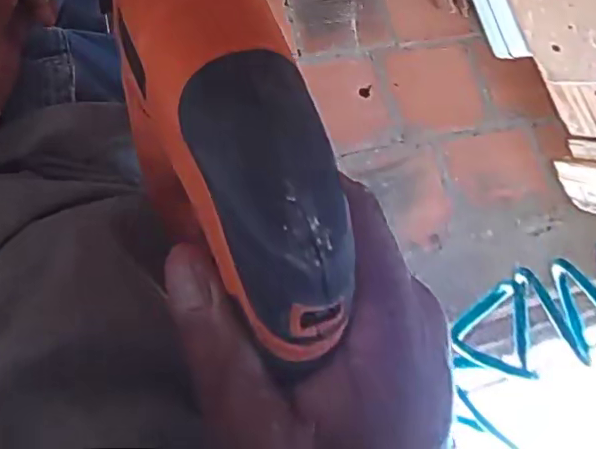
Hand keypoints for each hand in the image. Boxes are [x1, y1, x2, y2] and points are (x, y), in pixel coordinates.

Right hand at [164, 178, 452, 448]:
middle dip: (283, 217)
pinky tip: (274, 296)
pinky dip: (314, 275)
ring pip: (347, 253)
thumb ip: (219, 346)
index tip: (239, 172)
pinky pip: (356, 282)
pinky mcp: (406, 345)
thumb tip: (179, 252)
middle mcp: (416, 310)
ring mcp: (416, 328)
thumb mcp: (255, 429)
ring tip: (239, 251)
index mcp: (396, 321)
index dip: (297, 180)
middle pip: (345, 227)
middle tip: (222, 217)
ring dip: (295, 248)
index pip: (354, 209)